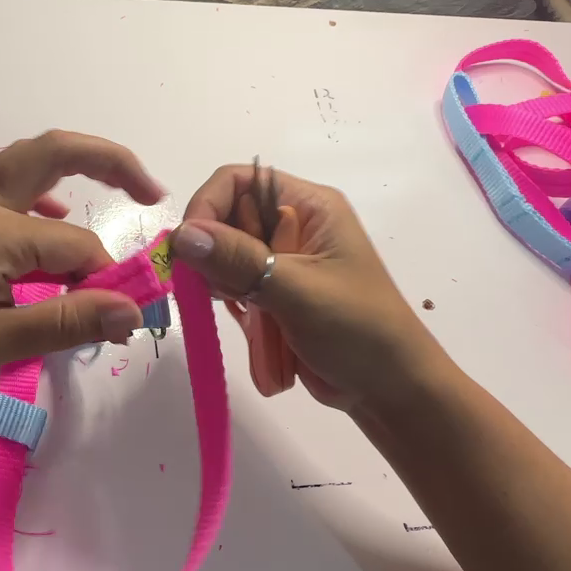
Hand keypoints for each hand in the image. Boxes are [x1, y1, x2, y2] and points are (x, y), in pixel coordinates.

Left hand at [0, 131, 164, 419]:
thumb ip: (66, 322)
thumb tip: (133, 310)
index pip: (76, 246)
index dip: (105, 281)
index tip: (120, 319)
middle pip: (53, 152)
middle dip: (110, 162)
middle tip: (153, 189)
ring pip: (30, 162)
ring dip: (77, 168)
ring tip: (124, 187)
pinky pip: (9, 187)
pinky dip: (44, 191)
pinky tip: (60, 216)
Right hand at [173, 165, 446, 410]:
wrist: (389, 388)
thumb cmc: (358, 330)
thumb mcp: (297, 291)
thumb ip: (239, 260)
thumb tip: (182, 236)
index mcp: (308, 206)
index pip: (238, 181)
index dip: (207, 207)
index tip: (188, 250)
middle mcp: (292, 224)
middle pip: (225, 217)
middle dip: (212, 250)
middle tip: (219, 288)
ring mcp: (281, 259)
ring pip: (222, 253)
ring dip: (219, 280)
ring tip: (241, 308)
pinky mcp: (272, 291)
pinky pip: (230, 283)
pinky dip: (227, 300)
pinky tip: (245, 320)